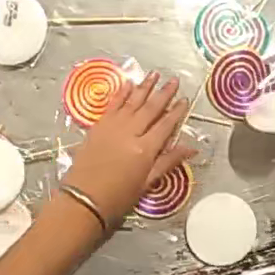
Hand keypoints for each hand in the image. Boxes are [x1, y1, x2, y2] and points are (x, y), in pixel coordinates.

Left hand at [61, 72, 197, 226]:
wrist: (83, 200)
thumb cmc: (118, 198)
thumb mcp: (147, 183)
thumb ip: (168, 162)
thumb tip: (192, 148)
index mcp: (145, 149)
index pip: (166, 125)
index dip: (177, 112)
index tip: (185, 100)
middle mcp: (130, 133)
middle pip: (150, 109)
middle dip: (163, 93)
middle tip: (174, 80)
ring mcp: (112, 127)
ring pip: (132, 102)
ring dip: (144, 87)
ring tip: (154, 74)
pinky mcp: (97, 127)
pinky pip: (112, 105)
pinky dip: (121, 94)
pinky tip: (128, 84)